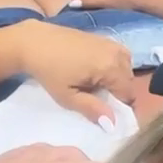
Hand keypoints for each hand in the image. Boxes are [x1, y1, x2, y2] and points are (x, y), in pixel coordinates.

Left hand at [16, 23, 136, 122]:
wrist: (33, 42)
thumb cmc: (49, 71)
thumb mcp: (68, 96)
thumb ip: (92, 109)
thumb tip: (112, 124)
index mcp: (110, 67)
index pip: (129, 93)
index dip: (121, 107)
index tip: (107, 111)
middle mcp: (116, 53)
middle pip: (129, 80)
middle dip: (119, 92)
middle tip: (98, 98)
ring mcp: (111, 42)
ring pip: (126, 67)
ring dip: (117, 79)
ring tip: (96, 85)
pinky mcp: (104, 37)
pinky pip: (119, 56)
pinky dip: (113, 66)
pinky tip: (94, 70)